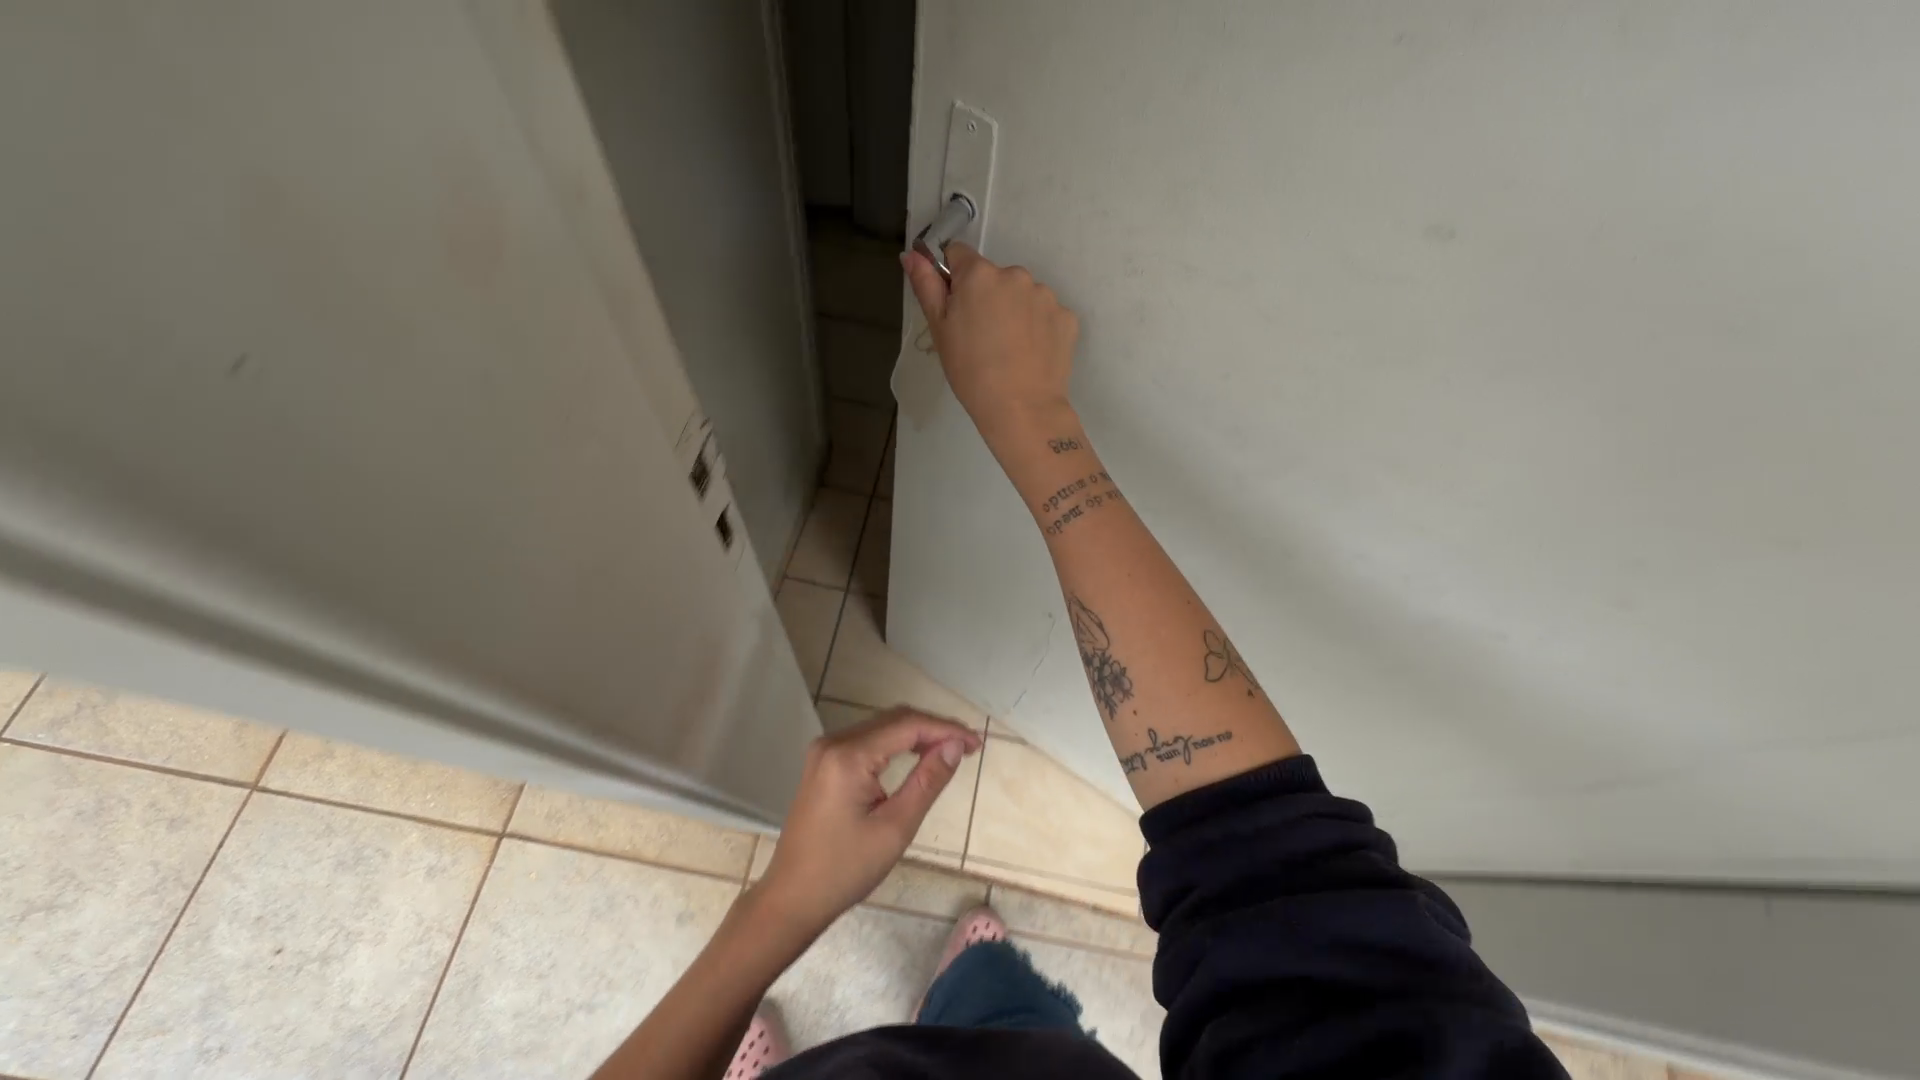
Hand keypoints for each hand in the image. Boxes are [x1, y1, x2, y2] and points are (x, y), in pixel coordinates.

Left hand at [758, 707, 981, 929]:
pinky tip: (917, 756)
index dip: (946, 729)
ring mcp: (824, 752)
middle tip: (968, 748)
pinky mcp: (823, 764)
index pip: (907, 725)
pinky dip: (895, 744)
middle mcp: (833, 743)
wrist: (793, 897)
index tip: (977, 744)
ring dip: (916, 734)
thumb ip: (927, 781)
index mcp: (848, 756)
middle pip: (893, 719)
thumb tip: (955, 746)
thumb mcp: (895, 828)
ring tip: (950, 752)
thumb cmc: (846, 869)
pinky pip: (867, 741)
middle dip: (934, 728)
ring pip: (880, 727)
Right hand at [904, 243, 1078, 441]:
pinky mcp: (1066, 317)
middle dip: (986, 298)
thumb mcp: (940, 330)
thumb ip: (926, 286)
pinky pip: (1045, 315)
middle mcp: (1016, 275)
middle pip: (994, 277)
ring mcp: (1045, 296)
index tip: (955, 308)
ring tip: (1008, 349)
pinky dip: (1037, 328)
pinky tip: (1029, 355)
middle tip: (981, 338)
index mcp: (980, 275)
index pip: (959, 255)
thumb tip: (912, 255)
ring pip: (1021, 295)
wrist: (1021, 409)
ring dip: (1013, 312)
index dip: (953, 279)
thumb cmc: (971, 372)